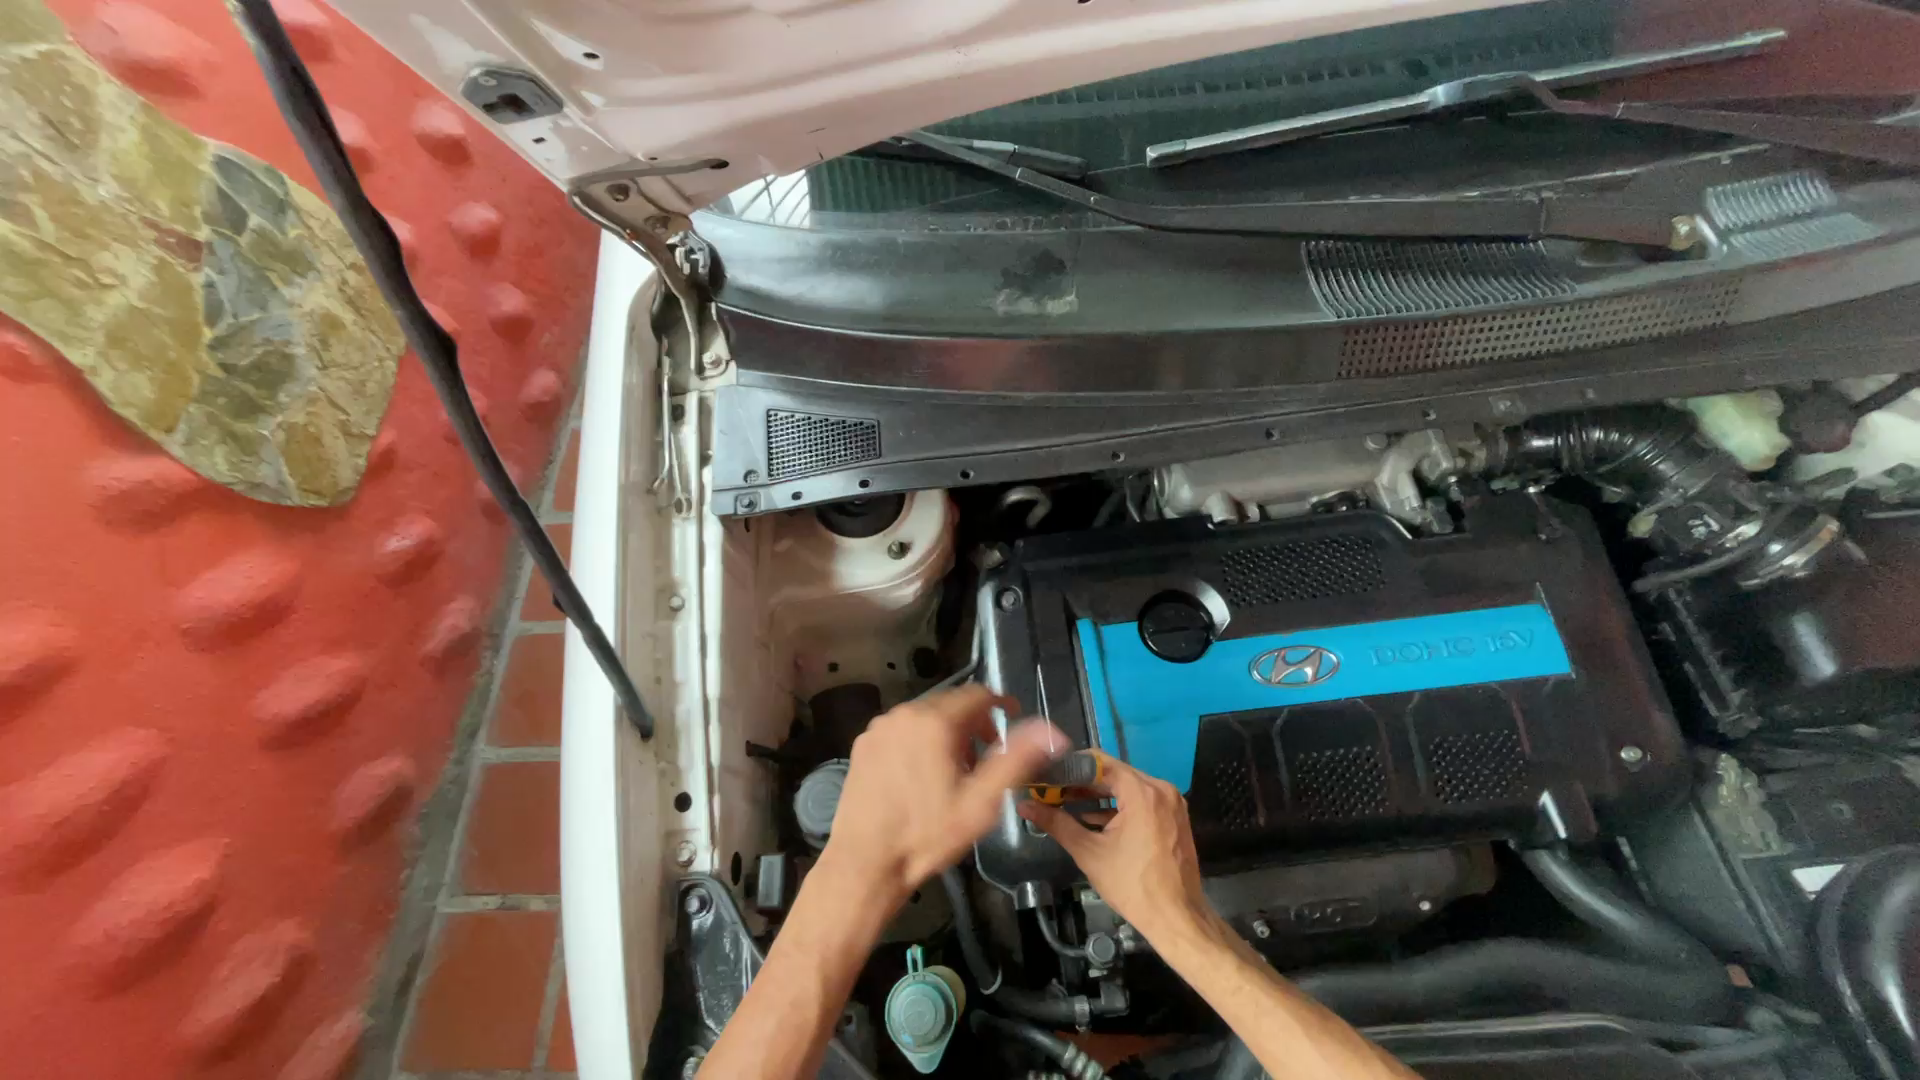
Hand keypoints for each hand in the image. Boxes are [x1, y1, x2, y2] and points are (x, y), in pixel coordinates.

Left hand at [820, 684, 1065, 905]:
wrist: (865, 864)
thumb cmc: (926, 834)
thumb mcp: (980, 803)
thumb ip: (1016, 760)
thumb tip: (1052, 731)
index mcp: (934, 722)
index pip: (977, 694)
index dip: (1000, 705)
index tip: (1012, 719)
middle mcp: (903, 714)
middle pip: (950, 704)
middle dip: (973, 725)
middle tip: (984, 759)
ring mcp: (879, 728)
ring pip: (924, 717)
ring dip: (946, 733)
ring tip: (954, 772)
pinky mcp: (863, 745)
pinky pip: (901, 731)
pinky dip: (919, 742)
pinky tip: (921, 777)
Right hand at [1018, 753, 1212, 939]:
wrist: (1177, 918)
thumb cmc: (1132, 885)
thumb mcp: (1089, 852)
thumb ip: (1056, 823)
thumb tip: (1024, 806)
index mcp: (1142, 792)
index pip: (1100, 762)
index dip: (1070, 766)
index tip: (1047, 774)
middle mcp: (1160, 789)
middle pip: (1114, 773)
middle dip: (1082, 781)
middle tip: (1052, 788)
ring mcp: (1171, 802)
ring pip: (1127, 787)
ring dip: (1098, 794)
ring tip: (1065, 801)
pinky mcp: (1173, 816)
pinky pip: (1141, 800)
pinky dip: (1118, 806)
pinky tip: (1092, 817)